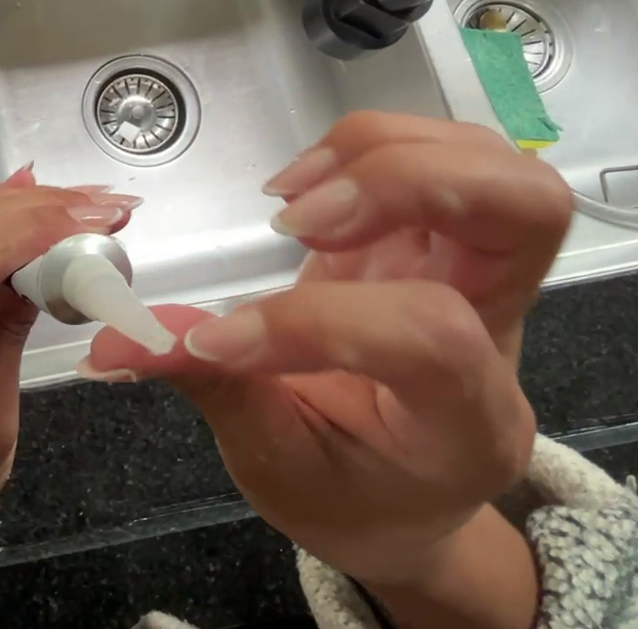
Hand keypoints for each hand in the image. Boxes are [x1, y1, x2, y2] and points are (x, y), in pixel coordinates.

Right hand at [82, 113, 570, 616]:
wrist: (401, 490)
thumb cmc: (346, 489)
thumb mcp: (271, 458)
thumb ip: (208, 387)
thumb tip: (115, 341)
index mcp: (468, 419)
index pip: (431, 339)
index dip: (314, 322)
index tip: (217, 340)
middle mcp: (498, 330)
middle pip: (522, 208)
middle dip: (402, 182)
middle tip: (299, 220)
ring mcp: (474, 272)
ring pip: (489, 160)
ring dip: (381, 152)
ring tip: (293, 197)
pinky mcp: (435, 237)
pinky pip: (436, 153)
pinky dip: (363, 148)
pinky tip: (300, 189)